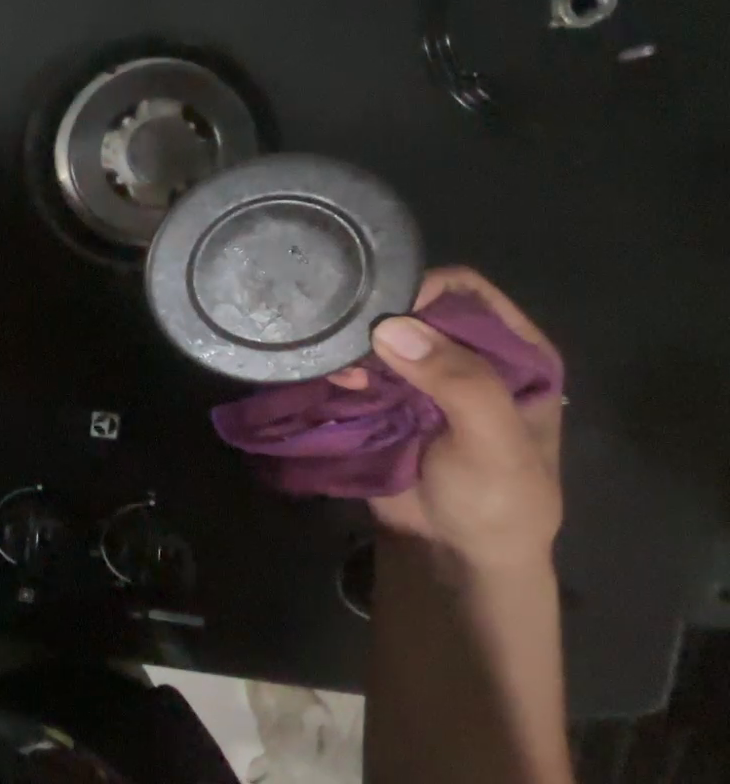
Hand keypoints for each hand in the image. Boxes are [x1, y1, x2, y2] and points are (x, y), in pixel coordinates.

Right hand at [331, 267, 564, 573]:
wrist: (450, 552)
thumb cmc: (496, 500)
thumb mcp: (495, 442)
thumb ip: (460, 383)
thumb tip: (392, 327)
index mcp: (512, 355)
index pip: (465, 292)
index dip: (426, 289)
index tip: (384, 309)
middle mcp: (461, 356)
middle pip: (411, 308)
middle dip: (378, 319)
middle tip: (348, 338)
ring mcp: (416, 379)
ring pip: (374, 337)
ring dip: (351, 347)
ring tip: (337, 368)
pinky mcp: (376, 400)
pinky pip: (351, 368)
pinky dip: (336, 369)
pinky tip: (329, 381)